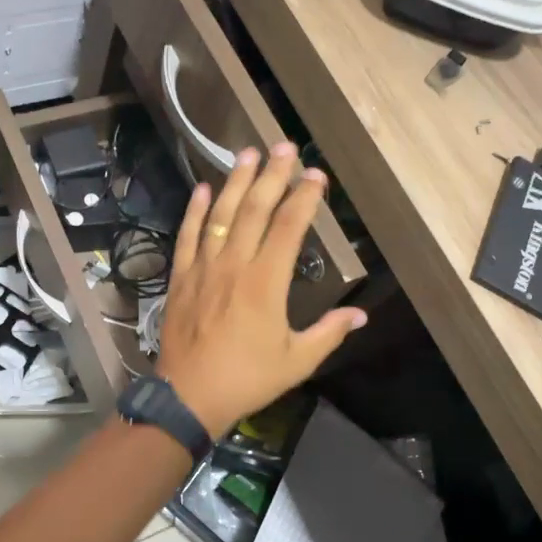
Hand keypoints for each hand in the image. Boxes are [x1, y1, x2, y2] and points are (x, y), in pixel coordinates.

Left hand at [153, 142, 367, 437]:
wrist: (188, 395)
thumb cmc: (246, 379)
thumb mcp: (296, 361)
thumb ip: (329, 333)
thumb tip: (360, 314)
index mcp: (266, 283)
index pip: (288, 227)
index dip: (304, 198)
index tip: (316, 175)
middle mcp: (234, 265)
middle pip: (254, 210)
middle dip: (271, 175)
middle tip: (284, 146)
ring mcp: (203, 269)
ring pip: (220, 216)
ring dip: (235, 182)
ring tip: (246, 153)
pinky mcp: (181, 278)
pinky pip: (188, 236)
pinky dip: (196, 211)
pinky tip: (204, 189)